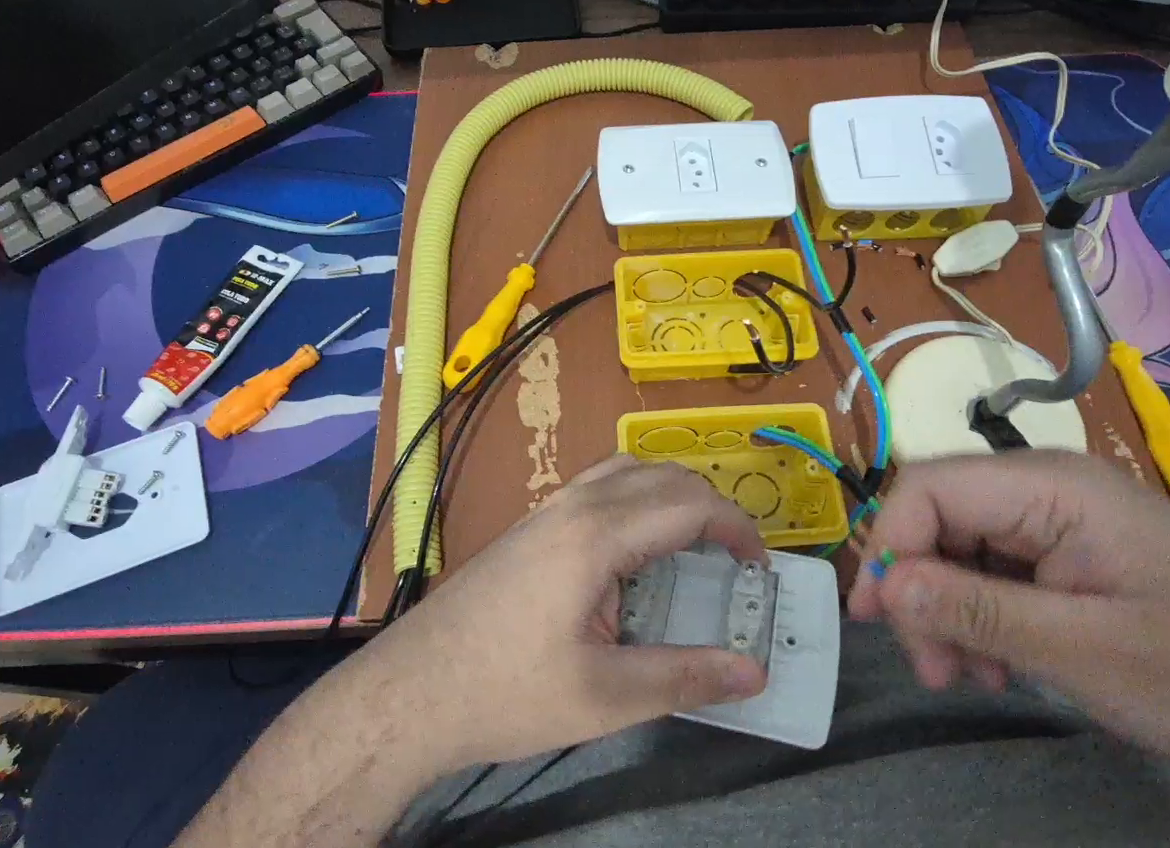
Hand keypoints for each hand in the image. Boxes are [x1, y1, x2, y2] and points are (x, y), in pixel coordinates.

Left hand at [359, 454, 769, 768]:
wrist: (410, 691)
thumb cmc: (506, 693)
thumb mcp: (604, 698)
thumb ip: (685, 678)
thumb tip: (754, 672)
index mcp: (597, 535)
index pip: (688, 505)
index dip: (737, 529)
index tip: (758, 570)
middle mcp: (573, 506)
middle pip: (662, 476)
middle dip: (711, 508)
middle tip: (733, 563)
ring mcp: (546, 511)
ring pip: (626, 471)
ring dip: (671, 496)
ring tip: (693, 550)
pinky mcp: (530, 527)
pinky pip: (598, 489)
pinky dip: (637, 502)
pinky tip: (634, 558)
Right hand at [847, 450, 1169, 767]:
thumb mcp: (1083, 650)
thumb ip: (979, 611)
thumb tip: (886, 587)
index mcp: (1053, 487)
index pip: (932, 487)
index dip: (891, 544)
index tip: (878, 618)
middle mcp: (1042, 485)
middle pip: (936, 516)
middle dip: (918, 590)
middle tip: (931, 668)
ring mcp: (1050, 515)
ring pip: (953, 545)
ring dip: (943, 609)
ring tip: (965, 675)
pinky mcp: (1055, 546)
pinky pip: (985, 566)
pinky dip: (973, 613)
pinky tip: (994, 662)